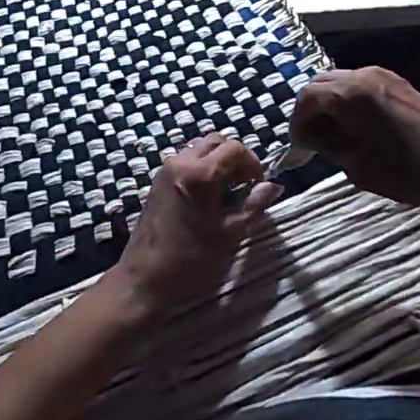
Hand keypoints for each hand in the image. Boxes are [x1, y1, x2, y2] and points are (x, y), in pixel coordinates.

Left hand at [105, 134, 280, 313]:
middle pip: (216, 142)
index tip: (258, 184)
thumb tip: (274, 186)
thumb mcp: (231, 234)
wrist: (145, 277)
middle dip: (235, 157)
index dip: (252, 162)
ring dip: (218, 160)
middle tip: (246, 184)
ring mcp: (166, 168)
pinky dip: (202, 166)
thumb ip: (254, 205)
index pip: (234, 148)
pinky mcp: (158, 179)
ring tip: (228, 191)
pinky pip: (186, 160)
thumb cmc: (192, 259)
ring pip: (200, 148)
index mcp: (200, 173)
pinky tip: (208, 195)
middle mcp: (181, 162)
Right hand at [290, 67, 419, 215]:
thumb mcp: (359, 165)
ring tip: (333, 138)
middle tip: (312, 142)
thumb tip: (310, 136)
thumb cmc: (412, 172)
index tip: (298, 149)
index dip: (297, 123)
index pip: (307, 98)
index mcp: (352, 92)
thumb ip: (328, 144)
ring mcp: (386, 76)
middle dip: (311, 111)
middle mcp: (365, 74)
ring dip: (329, 105)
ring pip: (340, 83)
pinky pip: (360, 86)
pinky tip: (356, 129)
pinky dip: (348, 103)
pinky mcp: (400, 85)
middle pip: (321, 84)